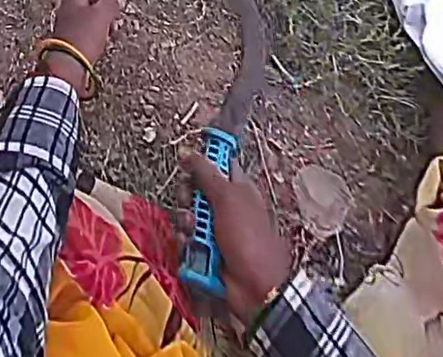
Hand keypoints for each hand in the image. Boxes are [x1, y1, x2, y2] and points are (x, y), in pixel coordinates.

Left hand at [37, 0, 124, 93]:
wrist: (68, 64)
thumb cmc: (84, 36)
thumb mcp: (101, 14)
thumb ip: (110, 2)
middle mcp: (67, 9)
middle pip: (91, 1)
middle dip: (107, 5)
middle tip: (119, 11)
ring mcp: (68, 25)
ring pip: (90, 16)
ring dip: (105, 19)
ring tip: (114, 27)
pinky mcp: (71, 40)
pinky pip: (88, 30)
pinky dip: (99, 31)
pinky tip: (105, 38)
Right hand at [179, 150, 294, 324]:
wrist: (256, 290)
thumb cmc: (248, 238)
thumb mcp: (228, 198)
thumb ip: (206, 172)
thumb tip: (187, 151)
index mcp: (238, 188)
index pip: (218, 163)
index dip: (203, 161)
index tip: (188, 163)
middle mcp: (226, 206)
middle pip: (195, 187)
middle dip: (187, 194)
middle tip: (190, 201)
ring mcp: (215, 229)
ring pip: (188, 212)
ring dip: (186, 220)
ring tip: (193, 229)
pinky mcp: (205, 248)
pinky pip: (186, 237)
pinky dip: (186, 240)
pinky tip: (191, 244)